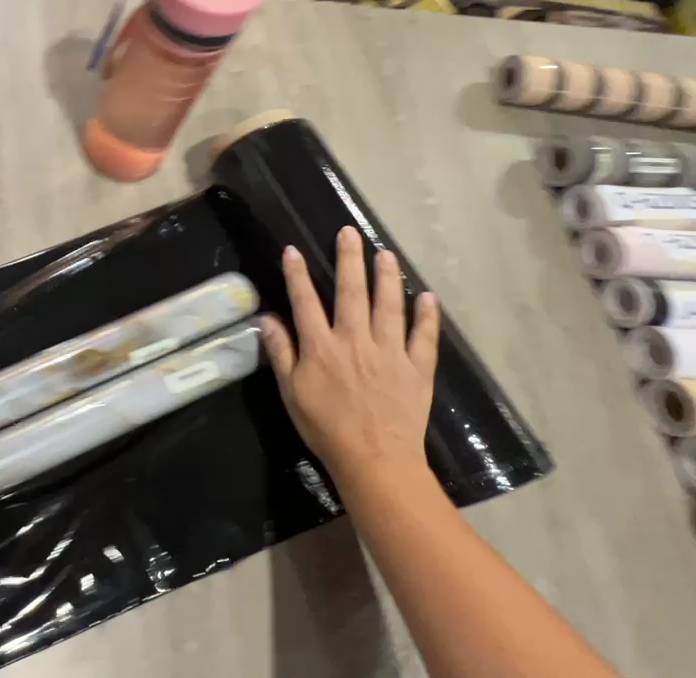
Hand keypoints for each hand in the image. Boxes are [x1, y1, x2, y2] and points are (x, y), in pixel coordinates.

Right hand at [258, 226, 439, 492]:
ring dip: (387, 277)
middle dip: (349, 260)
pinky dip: (426, 316)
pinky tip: (427, 297)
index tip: (293, 249)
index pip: (305, 301)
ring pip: (389, 306)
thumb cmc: (325, 428)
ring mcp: (389, 353)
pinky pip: (424, 337)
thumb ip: (281, 353)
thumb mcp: (291, 393)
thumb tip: (268, 319)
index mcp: (320, 347)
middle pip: (351, 292)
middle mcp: (354, 341)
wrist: (375, 462)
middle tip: (350, 233)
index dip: (297, 274)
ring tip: (387, 254)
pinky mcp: (417, 369)